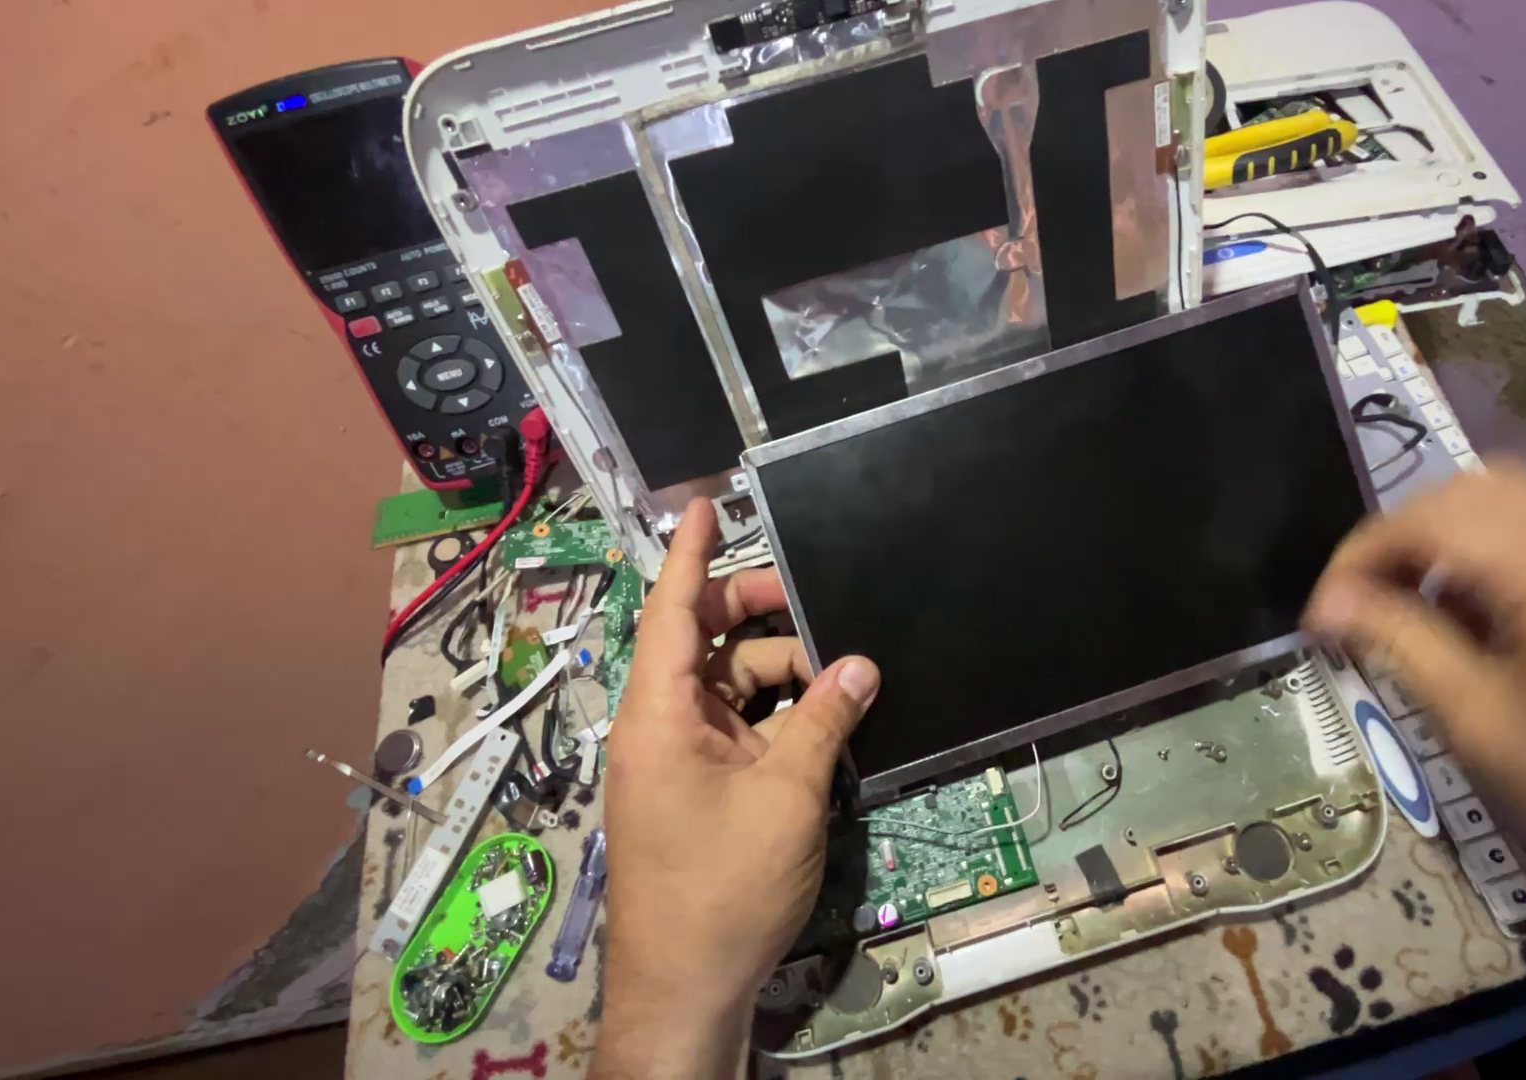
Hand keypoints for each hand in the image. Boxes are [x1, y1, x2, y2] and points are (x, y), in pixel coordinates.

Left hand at [593, 499, 878, 1079]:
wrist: (687, 987)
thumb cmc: (723, 887)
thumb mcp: (786, 795)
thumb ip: (824, 719)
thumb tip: (863, 665)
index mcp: (662, 714)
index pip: (673, 612)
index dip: (691, 554)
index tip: (706, 505)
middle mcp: (665, 722)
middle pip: (712, 641)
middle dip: (765, 615)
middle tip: (823, 601)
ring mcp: (684, 753)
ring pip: (736, 682)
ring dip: (787, 673)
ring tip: (846, 676)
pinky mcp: (703, 780)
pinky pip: (744, 722)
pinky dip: (782, 713)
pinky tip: (827, 715)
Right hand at [1304, 461, 1525, 1067]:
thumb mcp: (1489, 725)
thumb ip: (1403, 643)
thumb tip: (1329, 605)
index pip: (1429, 516)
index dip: (1359, 556)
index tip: (1325, 614)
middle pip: (1473, 487)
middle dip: (1402, 536)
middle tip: (1368, 600)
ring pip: (1521, 495)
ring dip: (1453, 538)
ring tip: (1430, 608)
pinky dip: (1508, 548)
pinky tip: (1502, 612)